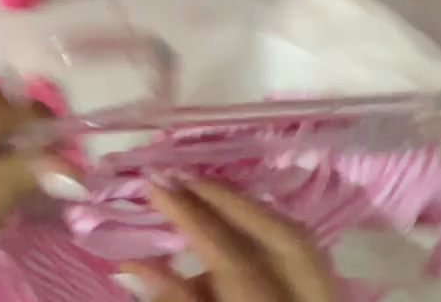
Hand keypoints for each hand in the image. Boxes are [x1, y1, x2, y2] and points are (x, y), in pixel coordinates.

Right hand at [122, 182, 339, 301]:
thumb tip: (132, 262)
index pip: (233, 261)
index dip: (192, 218)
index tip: (153, 182)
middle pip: (287, 238)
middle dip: (232, 200)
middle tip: (182, 178)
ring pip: (303, 244)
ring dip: (250, 212)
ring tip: (202, 194)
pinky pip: (308, 262)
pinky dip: (268, 238)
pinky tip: (232, 231)